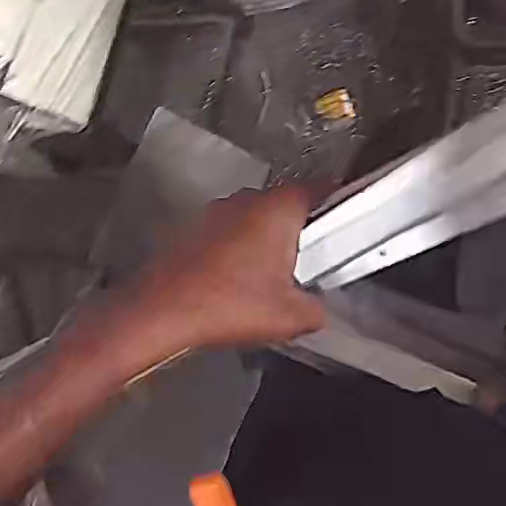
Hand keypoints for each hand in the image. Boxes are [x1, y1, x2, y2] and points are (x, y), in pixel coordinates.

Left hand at [129, 186, 326, 351]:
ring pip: (256, 217)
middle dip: (300, 226)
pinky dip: (239, 249)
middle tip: (311, 253)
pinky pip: (229, 231)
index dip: (335, 198)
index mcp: (277, 210)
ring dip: (267, 237)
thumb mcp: (290, 316)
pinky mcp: (195, 230)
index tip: (344, 205)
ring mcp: (217, 213)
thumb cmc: (222, 304)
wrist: (160, 314)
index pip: (318, 188)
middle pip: (286, 202)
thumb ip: (316, 311)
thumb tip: (319, 313)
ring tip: (272, 274)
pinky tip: (239, 281)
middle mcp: (247, 202)